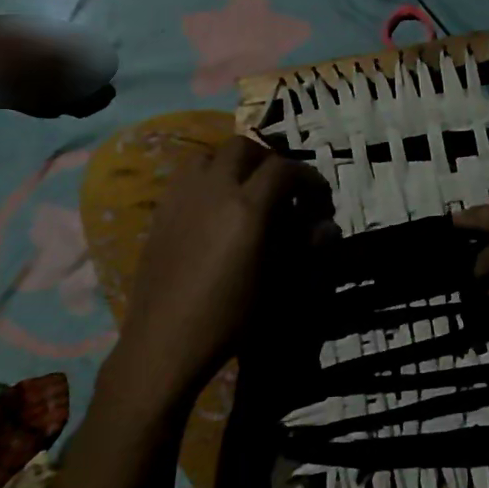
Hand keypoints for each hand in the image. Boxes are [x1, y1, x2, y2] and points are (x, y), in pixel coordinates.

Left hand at [106, 138, 331, 397]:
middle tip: (283, 188)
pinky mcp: (160, 210)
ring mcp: (181, 196)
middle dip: (269, 161)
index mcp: (247, 206)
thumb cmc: (230, 315)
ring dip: (234, 163)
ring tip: (246, 191)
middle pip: (243, 147)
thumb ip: (304, 246)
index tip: (317, 198)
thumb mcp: (278, 282)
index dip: (307, 178)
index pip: (284, 169)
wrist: (166, 339)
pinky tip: (214, 208)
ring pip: (210, 155)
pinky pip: (187, 176)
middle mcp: (213, 189)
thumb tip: (328, 227)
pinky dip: (208, 178)